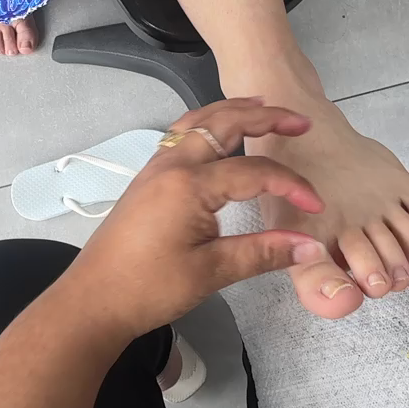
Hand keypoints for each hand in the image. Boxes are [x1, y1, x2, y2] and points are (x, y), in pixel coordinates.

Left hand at [48, 99, 328, 345]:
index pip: (255, 172)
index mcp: (190, 185)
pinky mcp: (148, 178)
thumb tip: (310, 246)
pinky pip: (182, 134)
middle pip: (224, 122)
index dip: (291, 185)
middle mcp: (173, 164)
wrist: (93, 300)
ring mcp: (156, 167)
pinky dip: (208, 122)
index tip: (316, 205)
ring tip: (263, 107)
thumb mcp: (212, 272)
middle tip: (300, 121)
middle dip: (266, 116)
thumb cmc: (149, 288)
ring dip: (233, 111)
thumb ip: (264, 252)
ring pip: (199, 120)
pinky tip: (220, 134)